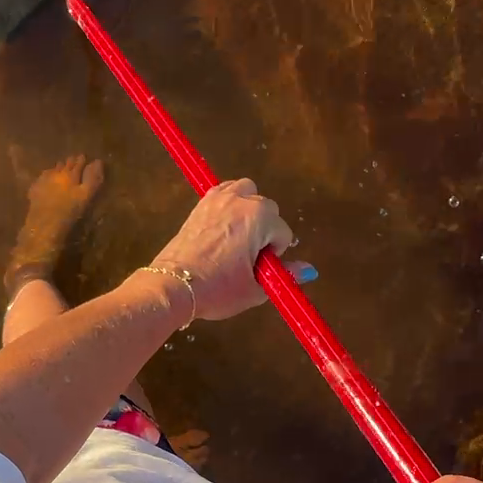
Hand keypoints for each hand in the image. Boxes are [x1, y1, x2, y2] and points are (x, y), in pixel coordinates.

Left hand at [149, 179, 308, 321]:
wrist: (174, 286)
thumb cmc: (217, 289)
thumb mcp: (255, 289)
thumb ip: (284, 276)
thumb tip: (308, 270)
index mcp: (260, 216)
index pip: (283, 232)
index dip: (274, 255)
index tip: (257, 270)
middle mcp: (242, 199)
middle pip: (267, 210)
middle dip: (262, 231)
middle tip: (246, 259)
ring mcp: (218, 198)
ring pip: (246, 193)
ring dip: (248, 211)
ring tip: (236, 241)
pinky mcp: (200, 203)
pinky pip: (223, 194)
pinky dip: (228, 206)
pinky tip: (221, 231)